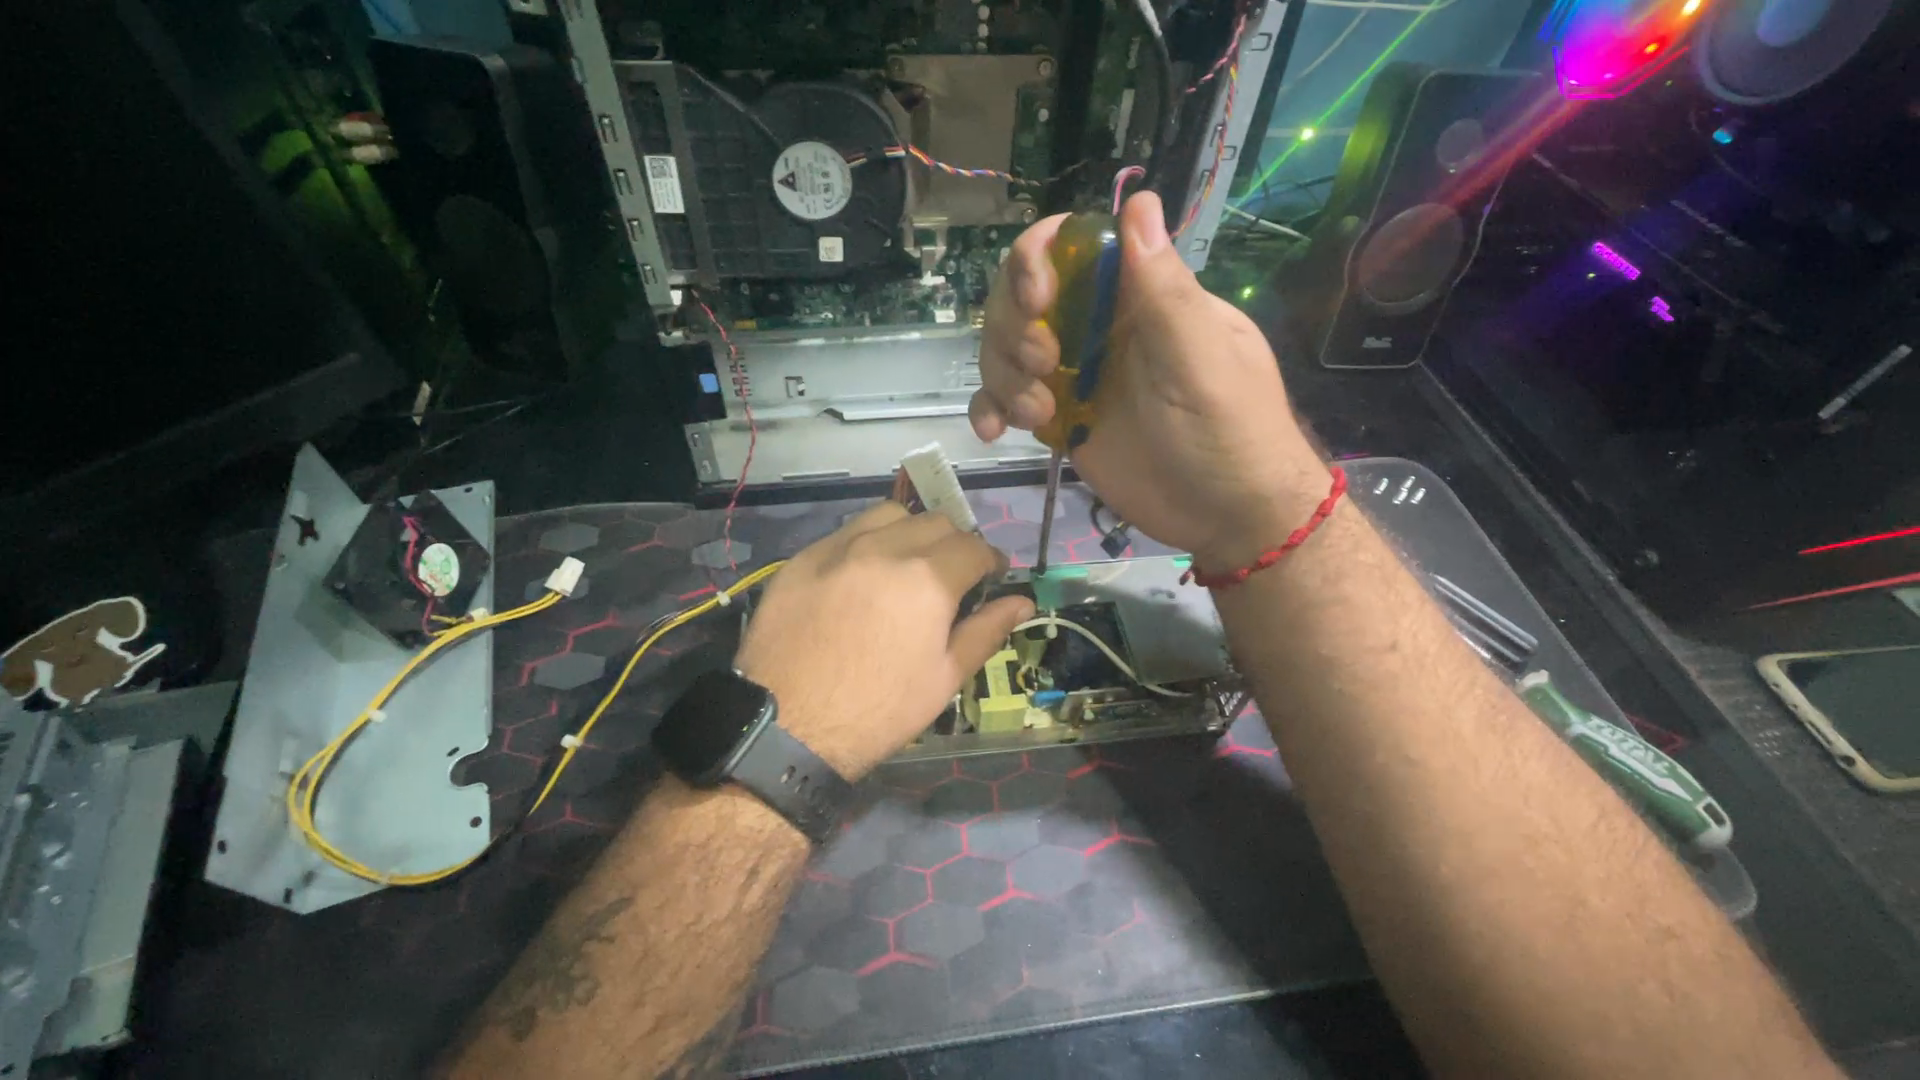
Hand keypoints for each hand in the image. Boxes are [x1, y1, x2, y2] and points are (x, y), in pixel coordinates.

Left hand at [733, 503, 1034, 779]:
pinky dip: (867, 541)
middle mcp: (885, 549)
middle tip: (954, 574)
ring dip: (910, 530)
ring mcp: (838, 549)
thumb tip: (1022, 602)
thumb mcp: (944, 679)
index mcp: (928, 579)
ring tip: (908, 562)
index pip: (973, 547)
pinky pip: (845, 532)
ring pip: (888, 515)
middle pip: (934, 522)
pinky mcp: (801, 559)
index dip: (991, 559)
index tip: (992, 576)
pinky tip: (863, 572)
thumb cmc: (878, 712)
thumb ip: (986, 631)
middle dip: (954, 543)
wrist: (788, 727)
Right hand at [969, 191, 1327, 569]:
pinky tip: (994, 431)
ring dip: (1003, 375)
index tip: (1036, 300)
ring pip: (1005, 349)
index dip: (1037, 260)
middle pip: (1021, 297)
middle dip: (1013, 327)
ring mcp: (1074, 375)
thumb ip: (1164, 289)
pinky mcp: (1060, 421)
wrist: (1228, 516)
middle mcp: (1098, 326)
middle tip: (1042, 368)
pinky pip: (1008, 401)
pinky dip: (990, 409)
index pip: (1071, 248)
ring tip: (1038, 416)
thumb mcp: (1203, 359)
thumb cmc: (1231, 431)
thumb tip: (1140, 198)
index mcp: (1137, 297)